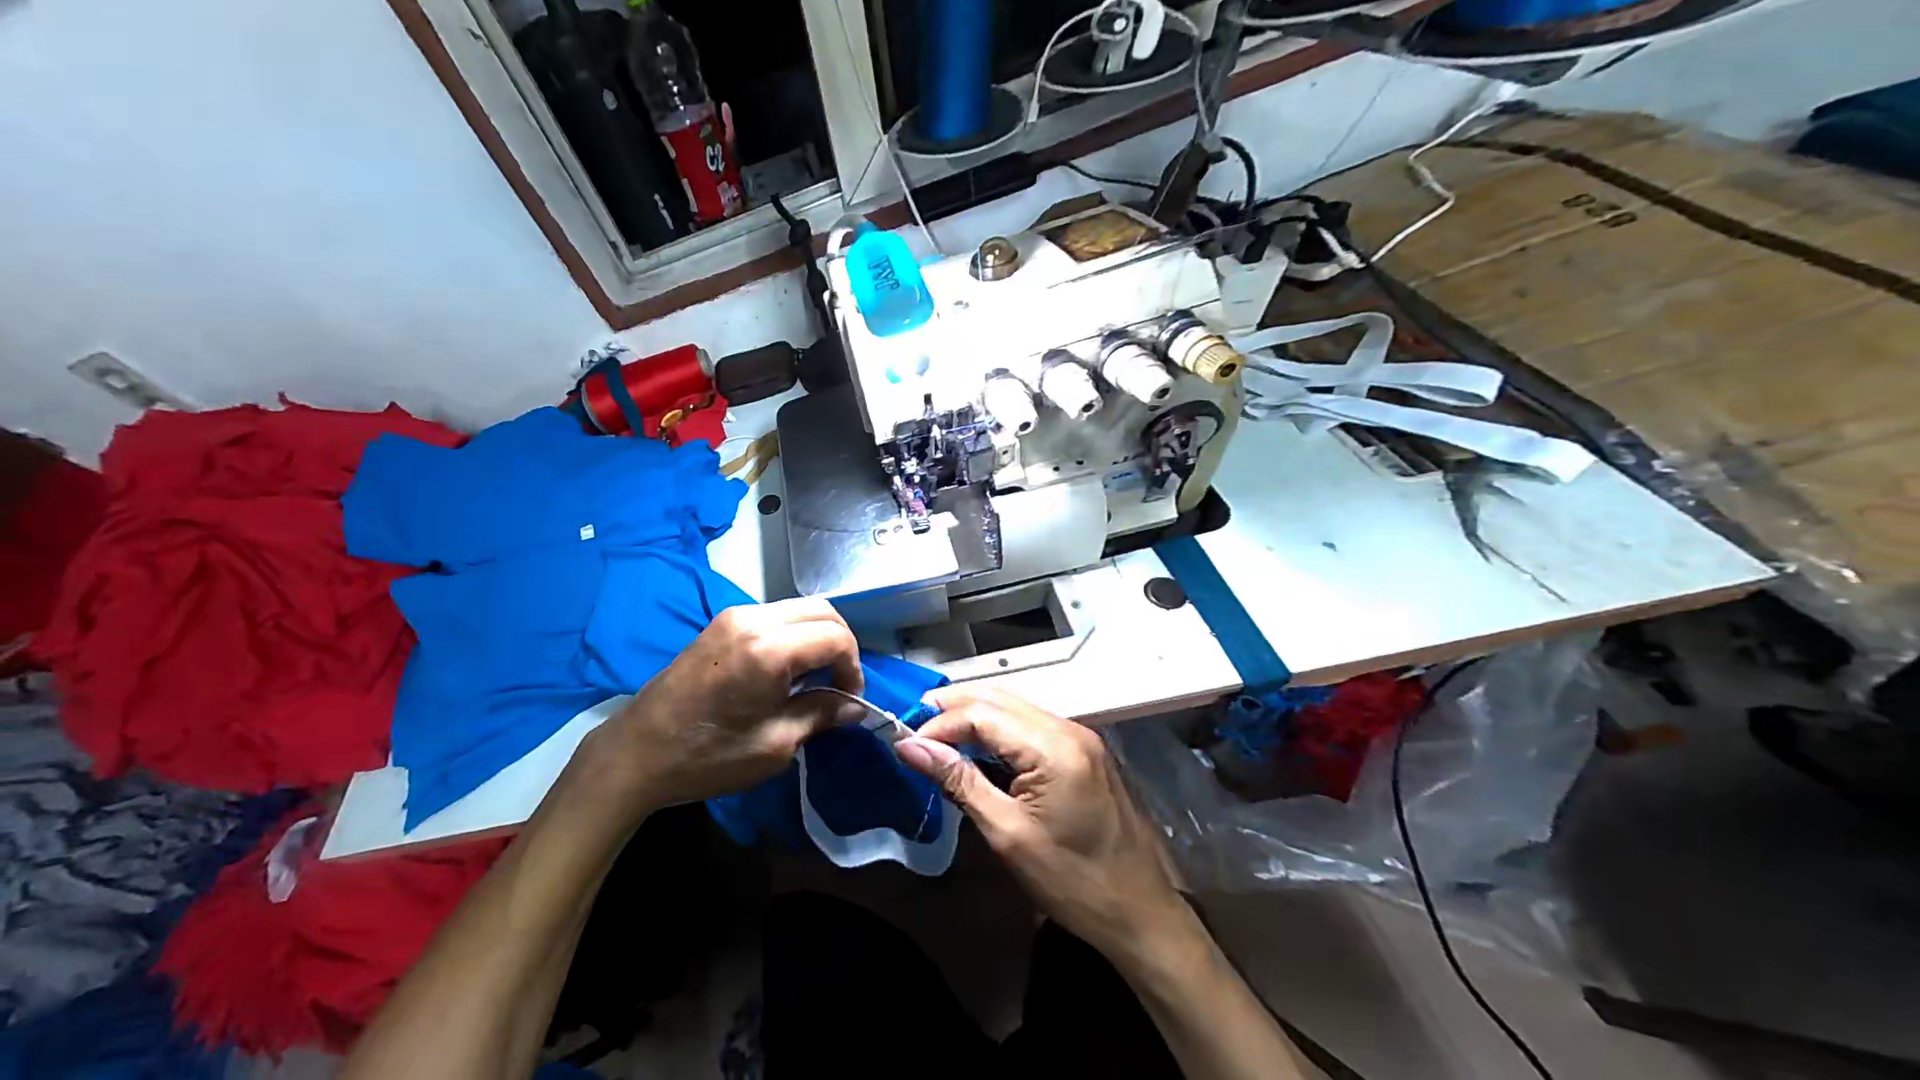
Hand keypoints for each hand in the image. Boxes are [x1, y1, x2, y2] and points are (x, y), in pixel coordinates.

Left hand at [586, 598, 865, 814]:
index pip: (836, 637)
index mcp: (768, 649)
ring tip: (815, 678)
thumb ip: (821, 715)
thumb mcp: (775, 745)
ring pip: (799, 609)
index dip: (852, 667)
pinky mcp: (720, 624)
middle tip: (839, 683)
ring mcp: (733, 616)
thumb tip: (855, 707)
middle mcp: (752, 619)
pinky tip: (787, 669)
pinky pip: (775, 616)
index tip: (849, 699)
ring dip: (817, 637)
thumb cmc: (707, 757)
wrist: (634, 755)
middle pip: (822, 611)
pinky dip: (794, 635)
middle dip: (841, 644)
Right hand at [894, 686, 1187, 957]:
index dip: (938, 724)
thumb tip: (910, 747)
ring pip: (1014, 707)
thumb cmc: (1072, 881)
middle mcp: (1069, 728)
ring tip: (935, 740)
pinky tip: (974, 748)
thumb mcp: (1007, 834)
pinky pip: (1030, 725)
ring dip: (973, 717)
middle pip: (998, 698)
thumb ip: (959, 781)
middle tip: (912, 732)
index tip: (905, 745)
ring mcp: (1080, 737)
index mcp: (1054, 746)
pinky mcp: (1082, 751)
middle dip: (952, 709)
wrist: (1139, 911)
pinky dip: (997, 731)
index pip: (982, 713)